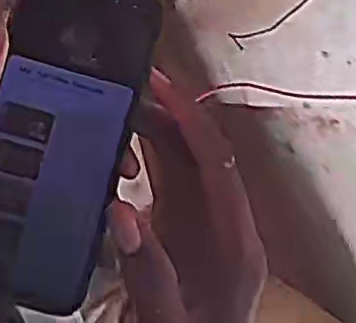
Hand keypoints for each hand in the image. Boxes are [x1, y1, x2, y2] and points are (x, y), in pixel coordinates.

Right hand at [107, 70, 265, 322]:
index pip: (219, 161)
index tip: (162, 86)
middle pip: (200, 151)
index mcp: (237, 244)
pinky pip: (167, 174)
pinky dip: (145, 151)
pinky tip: (124, 139)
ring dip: (154, 128)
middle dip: (168, 113)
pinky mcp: (182, 225)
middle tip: (133, 85)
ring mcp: (203, 222)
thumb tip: (119, 211)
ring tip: (124, 103)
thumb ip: (148, 271)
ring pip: (182, 157)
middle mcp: (224, 223)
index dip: (192, 118)